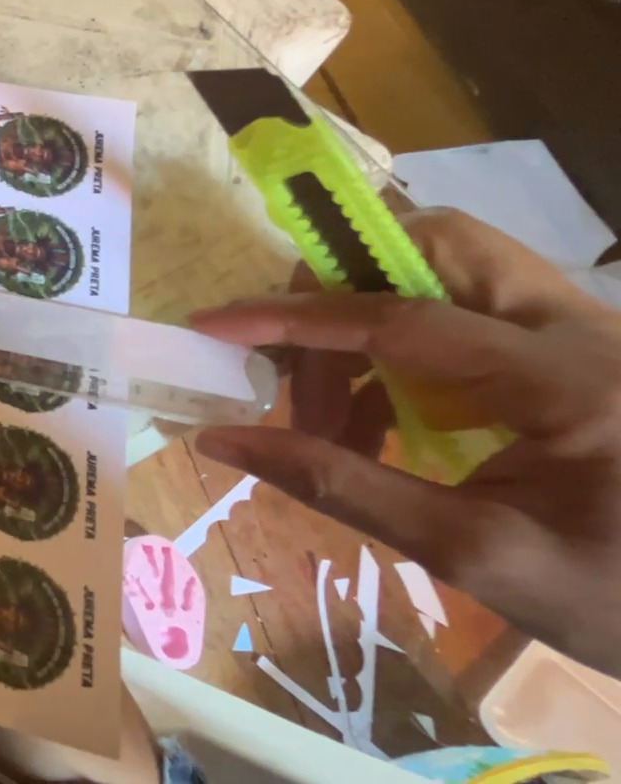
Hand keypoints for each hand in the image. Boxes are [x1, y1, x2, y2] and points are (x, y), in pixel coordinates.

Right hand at [190, 209, 620, 677]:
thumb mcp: (473, 555)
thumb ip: (337, 484)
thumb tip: (221, 439)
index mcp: (571, 381)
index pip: (398, 317)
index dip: (292, 317)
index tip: (212, 325)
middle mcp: (583, 329)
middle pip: (436, 242)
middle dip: (339, 275)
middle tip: (288, 344)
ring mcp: (583, 331)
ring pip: (445, 262)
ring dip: (362, 304)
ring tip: (328, 389)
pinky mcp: (571, 349)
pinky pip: (457, 305)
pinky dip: (390, 339)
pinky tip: (371, 414)